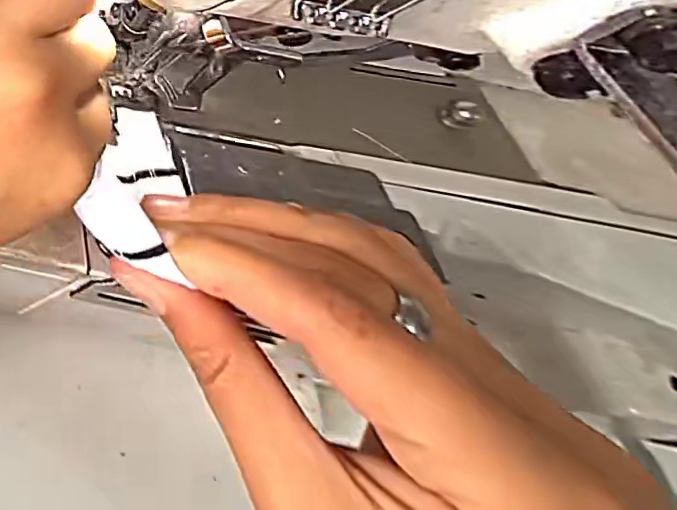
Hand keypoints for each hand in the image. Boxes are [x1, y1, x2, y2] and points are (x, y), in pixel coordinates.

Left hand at [0, 0, 115, 311]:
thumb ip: (38, 158)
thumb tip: (53, 108)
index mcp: (58, 163)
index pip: (98, 109)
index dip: (64, 103)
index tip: (38, 99)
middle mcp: (38, 93)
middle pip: (90, 45)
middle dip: (56, 54)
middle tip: (13, 60)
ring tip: (4, 14)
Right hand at [112, 196, 667, 509]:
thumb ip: (239, 393)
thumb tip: (173, 296)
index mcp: (496, 455)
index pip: (341, 315)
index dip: (238, 268)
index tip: (160, 247)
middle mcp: (516, 400)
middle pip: (359, 265)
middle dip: (244, 233)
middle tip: (159, 220)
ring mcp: (505, 379)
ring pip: (375, 257)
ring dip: (272, 230)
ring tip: (197, 225)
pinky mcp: (478, 373)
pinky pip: (387, 278)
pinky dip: (307, 251)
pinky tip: (260, 248)